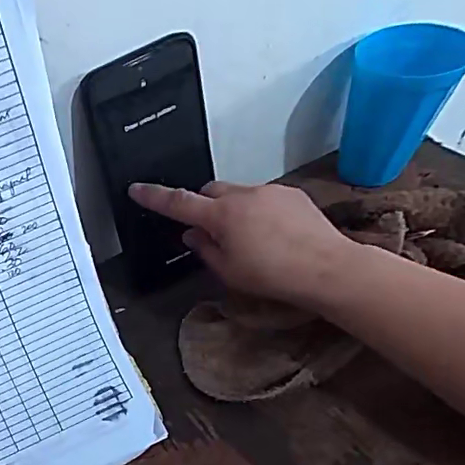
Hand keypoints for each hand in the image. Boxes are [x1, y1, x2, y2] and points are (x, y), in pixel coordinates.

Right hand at [130, 181, 358, 305]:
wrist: (326, 268)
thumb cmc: (273, 276)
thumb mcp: (228, 271)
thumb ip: (205, 249)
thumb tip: (193, 234)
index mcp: (222, 216)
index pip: (179, 203)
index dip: (155, 197)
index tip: (137, 189)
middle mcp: (244, 196)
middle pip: (210, 191)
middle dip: (204, 207)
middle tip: (210, 234)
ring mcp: (270, 192)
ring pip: (238, 195)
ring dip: (233, 211)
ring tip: (249, 242)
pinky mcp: (292, 195)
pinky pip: (264, 198)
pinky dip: (258, 212)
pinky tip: (272, 237)